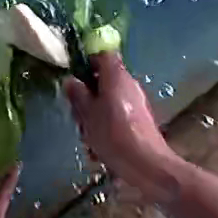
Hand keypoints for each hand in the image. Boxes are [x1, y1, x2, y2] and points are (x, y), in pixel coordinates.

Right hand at [63, 50, 183, 200]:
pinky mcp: (140, 119)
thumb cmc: (113, 134)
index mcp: (117, 76)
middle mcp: (129, 84)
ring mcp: (137, 101)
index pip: (103, 55)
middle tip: (79, 119)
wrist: (146, 162)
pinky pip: (117, 116)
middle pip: (104, 81)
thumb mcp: (87, 114)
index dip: (88, 63)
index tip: (75, 81)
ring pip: (108, 102)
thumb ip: (78, 95)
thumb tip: (71, 80)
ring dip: (95, 118)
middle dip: (88, 99)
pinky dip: (107, 128)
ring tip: (89, 139)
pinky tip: (100, 150)